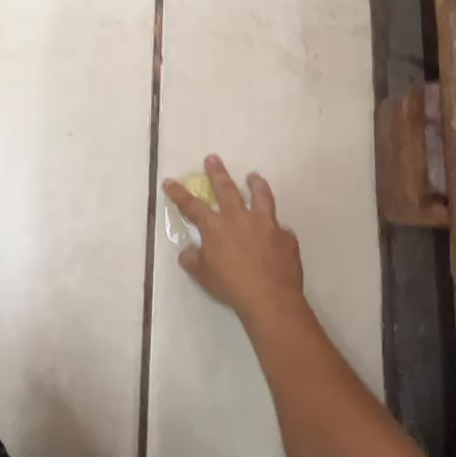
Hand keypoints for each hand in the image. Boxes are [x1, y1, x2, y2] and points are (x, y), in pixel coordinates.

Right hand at [162, 155, 305, 326]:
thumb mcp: (203, 275)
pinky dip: (274, 225)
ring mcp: (265, 224)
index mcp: (215, 227)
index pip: (191, 205)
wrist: (270, 298)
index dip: (178, 193)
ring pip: (260, 196)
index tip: (170, 181)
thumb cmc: (231, 286)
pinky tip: (275, 229)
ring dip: (255, 184)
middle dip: (217, 173)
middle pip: (226, 189)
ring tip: (254, 176)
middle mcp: (239, 218)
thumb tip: (188, 251)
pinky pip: (279, 226)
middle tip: (213, 158)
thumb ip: (193, 260)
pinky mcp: (285, 236)